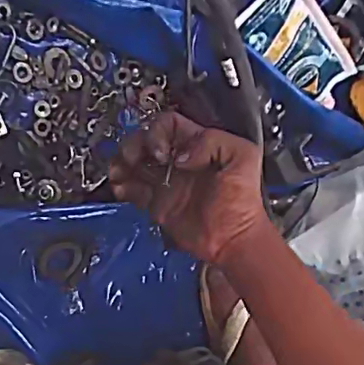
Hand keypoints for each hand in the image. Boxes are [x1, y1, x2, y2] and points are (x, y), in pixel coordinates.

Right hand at [111, 112, 273, 265]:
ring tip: (120, 171)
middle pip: (145, 141)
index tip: (162, 152)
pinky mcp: (157, 205)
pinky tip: (122, 187)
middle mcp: (178, 162)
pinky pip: (133, 190)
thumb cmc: (243, 202)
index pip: (168, 125)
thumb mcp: (243, 157)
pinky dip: (122, 186)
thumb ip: (213, 142)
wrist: (232, 239)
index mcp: (196, 146)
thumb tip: (182, 155)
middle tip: (134, 158)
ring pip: (135, 163)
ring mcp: (166, 183)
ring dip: (122, 162)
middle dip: (134, 145)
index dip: (158, 133)